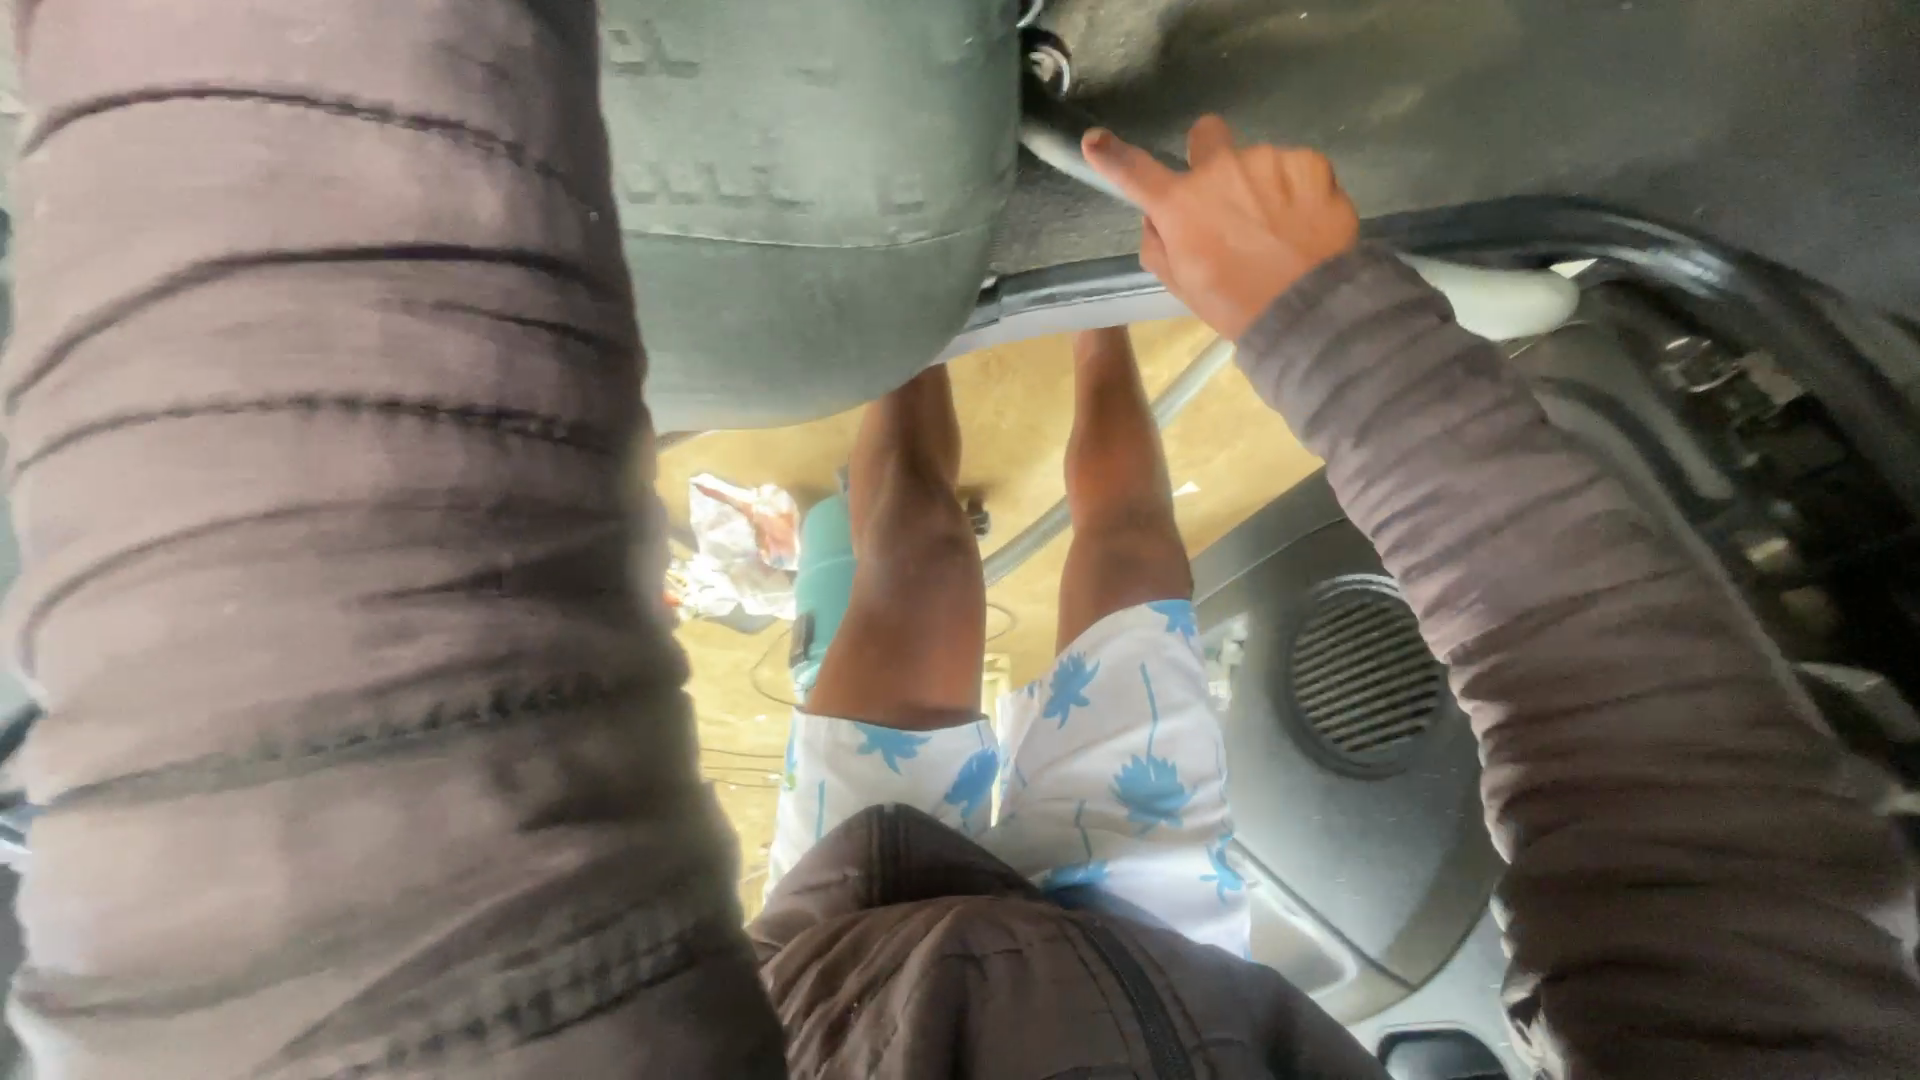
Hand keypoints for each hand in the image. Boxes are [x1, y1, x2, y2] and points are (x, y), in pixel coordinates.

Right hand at [1082, 116, 1359, 340]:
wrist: (1304, 306)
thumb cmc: (1232, 303)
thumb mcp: (1180, 284)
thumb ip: (1158, 245)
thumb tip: (1155, 218)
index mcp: (1180, 204)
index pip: (1134, 171)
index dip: (1110, 156)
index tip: (1094, 141)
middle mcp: (1221, 168)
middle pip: (1206, 134)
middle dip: (1210, 155)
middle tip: (1226, 196)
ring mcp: (1269, 160)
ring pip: (1256, 160)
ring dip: (1259, 184)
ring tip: (1275, 229)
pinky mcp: (1311, 162)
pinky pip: (1295, 168)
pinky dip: (1297, 191)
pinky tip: (1302, 223)